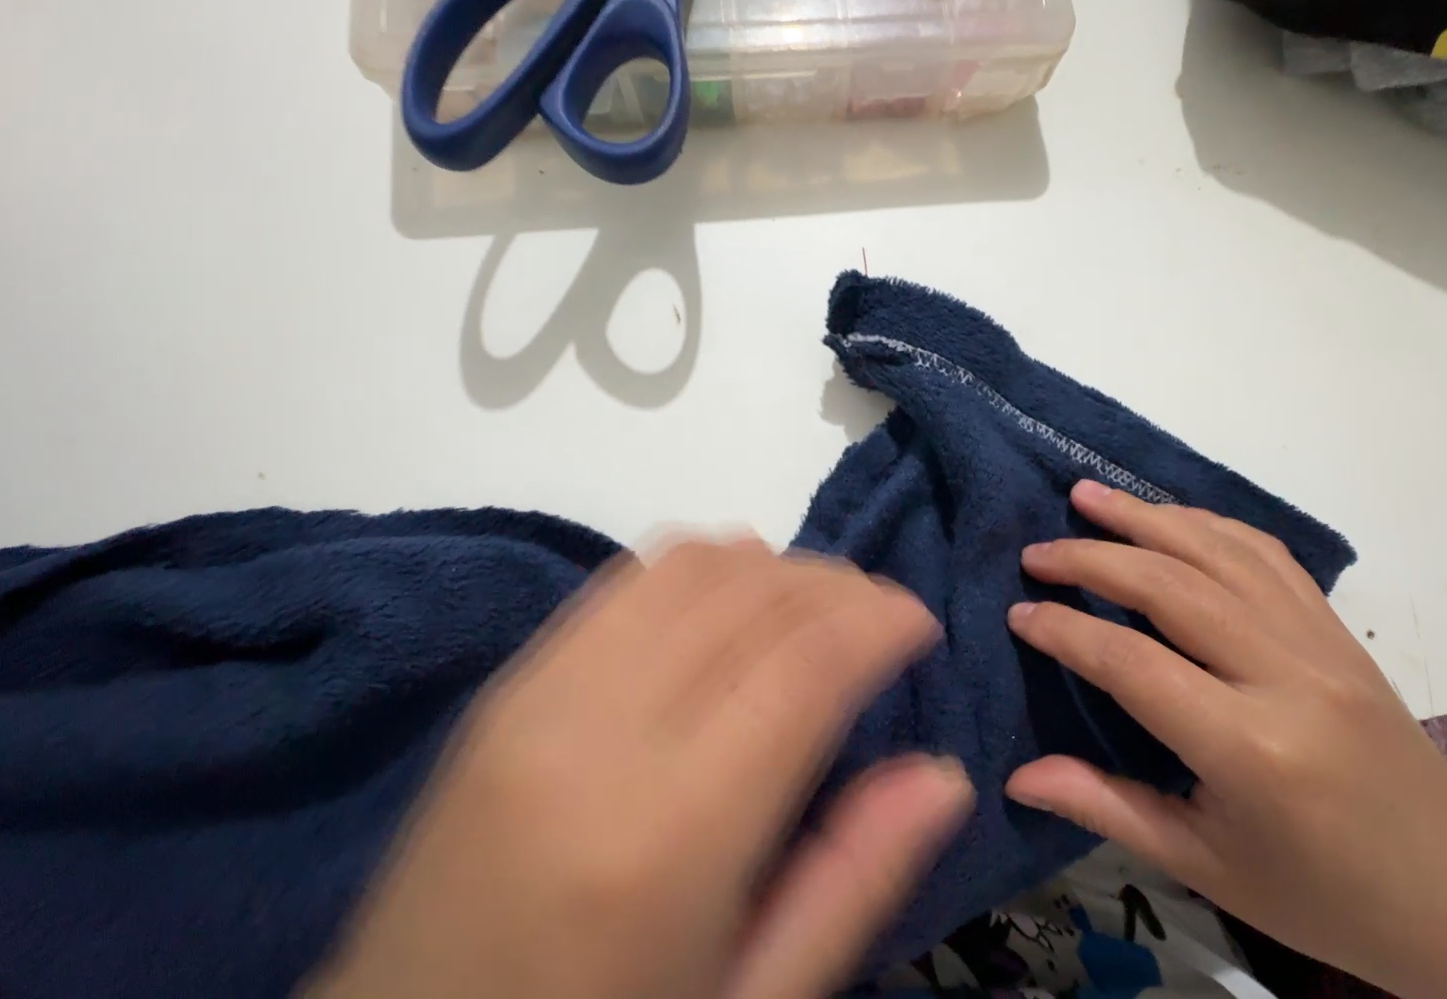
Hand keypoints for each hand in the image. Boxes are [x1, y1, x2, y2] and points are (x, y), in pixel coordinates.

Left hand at [303, 538, 972, 998]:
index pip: (803, 669)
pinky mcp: (505, 686)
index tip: (921, 621)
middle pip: (748, 599)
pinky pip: (622, 584)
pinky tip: (731, 598)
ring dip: (770, 566)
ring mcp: (536, 697)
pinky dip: (698, 568)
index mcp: (667, 834)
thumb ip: (851, 880)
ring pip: (684, 567)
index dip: (878, 623)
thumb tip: (942, 775)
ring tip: (816, 604)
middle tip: (881, 614)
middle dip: (835, 585)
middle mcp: (597, 735)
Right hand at [1002, 481, 1446, 998]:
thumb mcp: (1200, 866)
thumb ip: (1104, 806)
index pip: (1131, 663)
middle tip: (1037, 551)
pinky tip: (1170, 520)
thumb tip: (1016, 776)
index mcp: (1251, 749)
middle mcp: (1290, 677)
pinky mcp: (1343, 634)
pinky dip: (1210, 527)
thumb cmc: (1316, 896)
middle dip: (1094, 558)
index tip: (1018, 613)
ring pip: (1222, 553)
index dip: (1065, 630)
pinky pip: (1269, 558)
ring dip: (1148, 518)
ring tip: (1088, 497)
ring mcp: (1326, 645)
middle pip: (1173, 587)